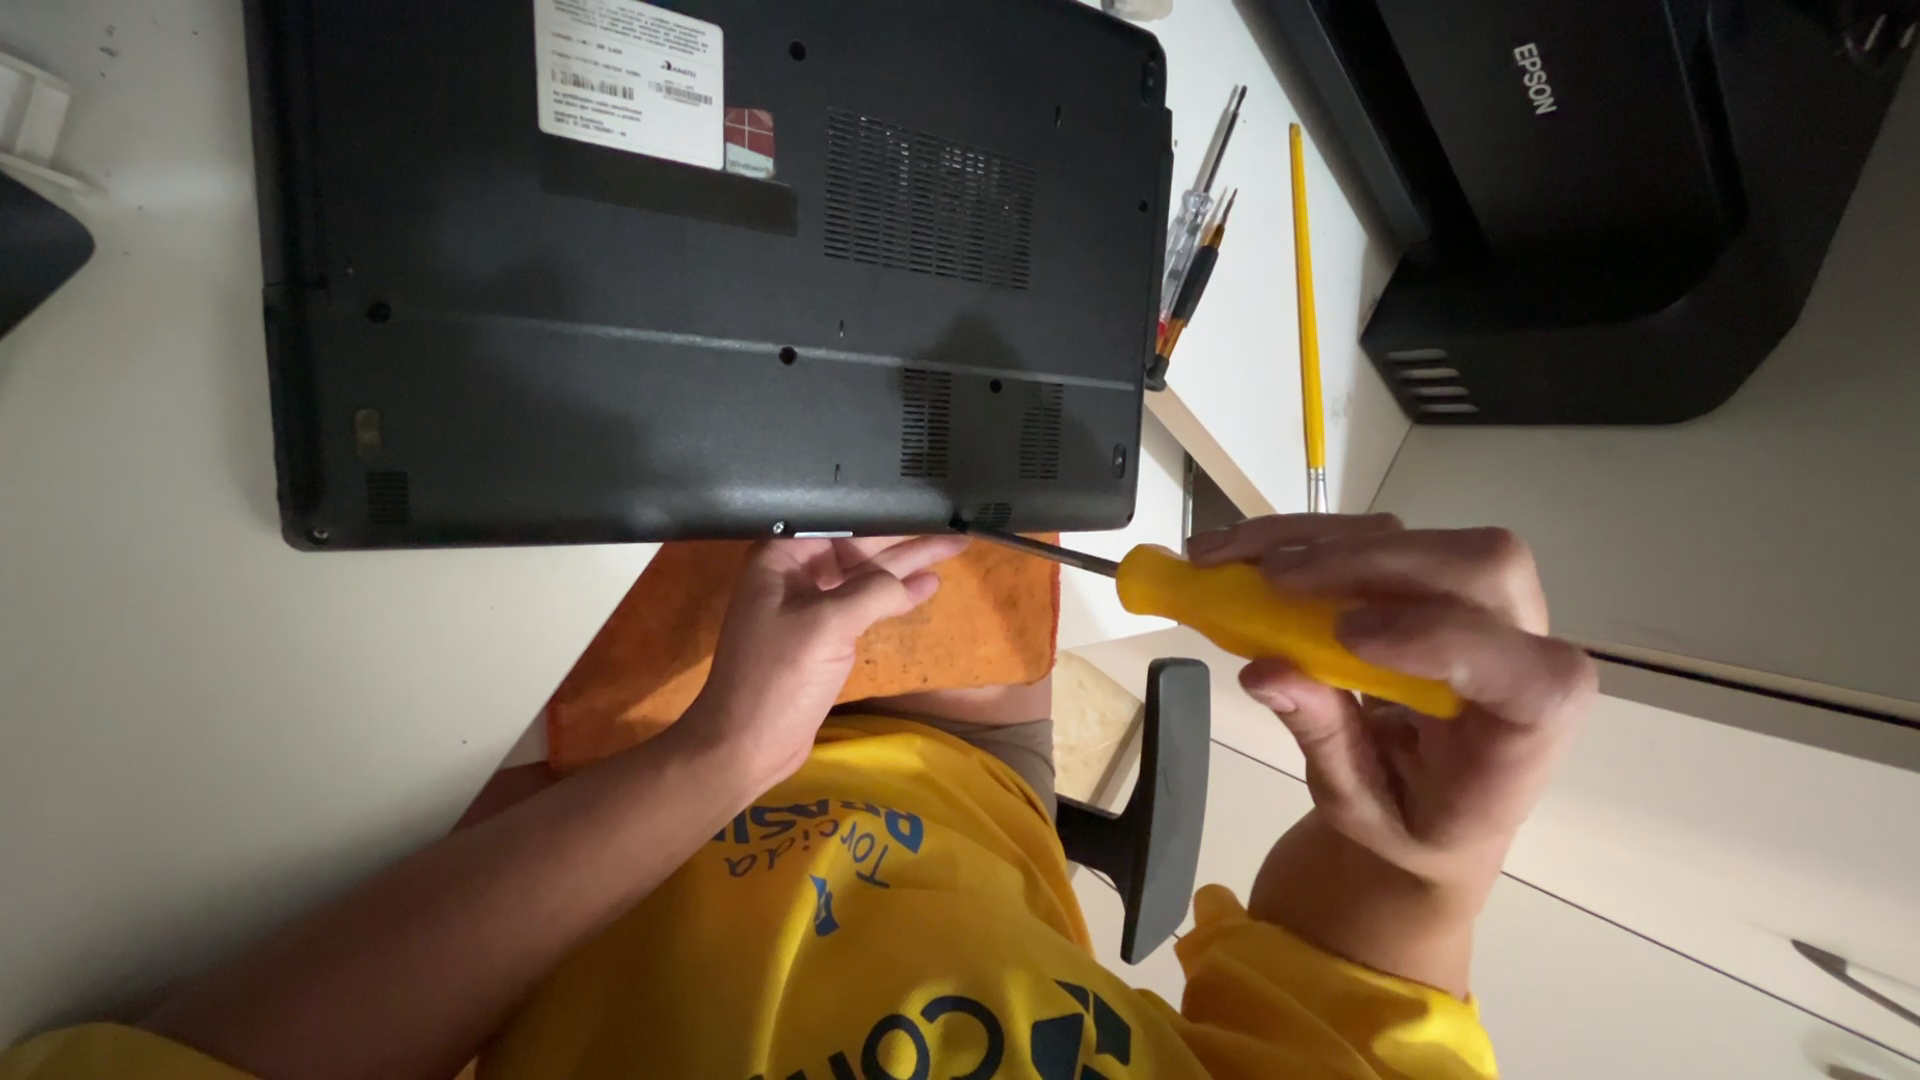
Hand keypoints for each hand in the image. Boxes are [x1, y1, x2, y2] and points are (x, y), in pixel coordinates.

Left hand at [684, 535, 970, 790]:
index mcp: (782, 557)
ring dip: (907, 564)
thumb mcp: (828, 625)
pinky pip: (865, 602)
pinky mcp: (825, 632)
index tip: (918, 499)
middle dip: (903, 536)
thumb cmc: (777, 677)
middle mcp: (795, 572)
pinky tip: (928, 584)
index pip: (838, 520)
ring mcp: (811, 604)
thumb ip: (873, 592)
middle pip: (857, 545)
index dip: (880, 511)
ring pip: (866, 574)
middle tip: (949, 525)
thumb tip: (911, 583)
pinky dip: (896, 595)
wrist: (747, 744)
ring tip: (953, 546)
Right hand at [1189, 514, 1594, 905]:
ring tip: (1221, 553)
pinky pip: (1369, 538)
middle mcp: (1518, 647)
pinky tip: (1239, 550)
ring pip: (1411, 536)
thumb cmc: (1410, 817)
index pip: (1527, 673)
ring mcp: (1472, 604)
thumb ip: (1324, 740)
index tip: (1345, 636)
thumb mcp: (1361, 805)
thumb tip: (1262, 674)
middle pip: (1476, 567)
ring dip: (1309, 538)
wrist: (1429, 797)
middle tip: (1271, 577)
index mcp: (1525, 726)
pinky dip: (1298, 539)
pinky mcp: (1424, 580)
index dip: (1443, 640)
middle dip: (1365, 560)